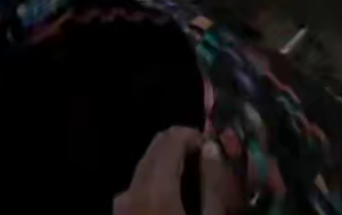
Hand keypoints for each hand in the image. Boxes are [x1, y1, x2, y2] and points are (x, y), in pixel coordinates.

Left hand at [113, 127, 239, 214]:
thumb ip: (214, 184)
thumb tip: (212, 146)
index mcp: (153, 185)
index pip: (173, 135)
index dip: (198, 137)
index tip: (220, 155)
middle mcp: (131, 187)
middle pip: (159, 148)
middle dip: (186, 151)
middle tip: (213, 171)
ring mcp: (121, 205)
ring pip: (150, 168)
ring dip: (175, 169)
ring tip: (201, 191)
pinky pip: (142, 189)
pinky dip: (161, 186)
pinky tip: (181, 205)